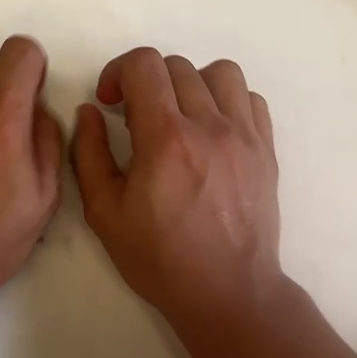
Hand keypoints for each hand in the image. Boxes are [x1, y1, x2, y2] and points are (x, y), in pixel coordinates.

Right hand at [73, 48, 283, 323]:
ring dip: (191, 83)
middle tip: (136, 116)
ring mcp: (244, 136)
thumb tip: (90, 111)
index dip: (118, 72)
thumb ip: (89, 153)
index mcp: (166, 139)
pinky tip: (211, 130)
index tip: (110, 102)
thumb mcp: (104, 213)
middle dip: (147, 81)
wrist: (228, 293)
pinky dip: (227, 102)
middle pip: (176, 65)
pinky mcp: (266, 149)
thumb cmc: (159, 258)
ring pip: (219, 72)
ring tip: (179, 115)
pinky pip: (250, 98)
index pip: (144, 64)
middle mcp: (209, 126)